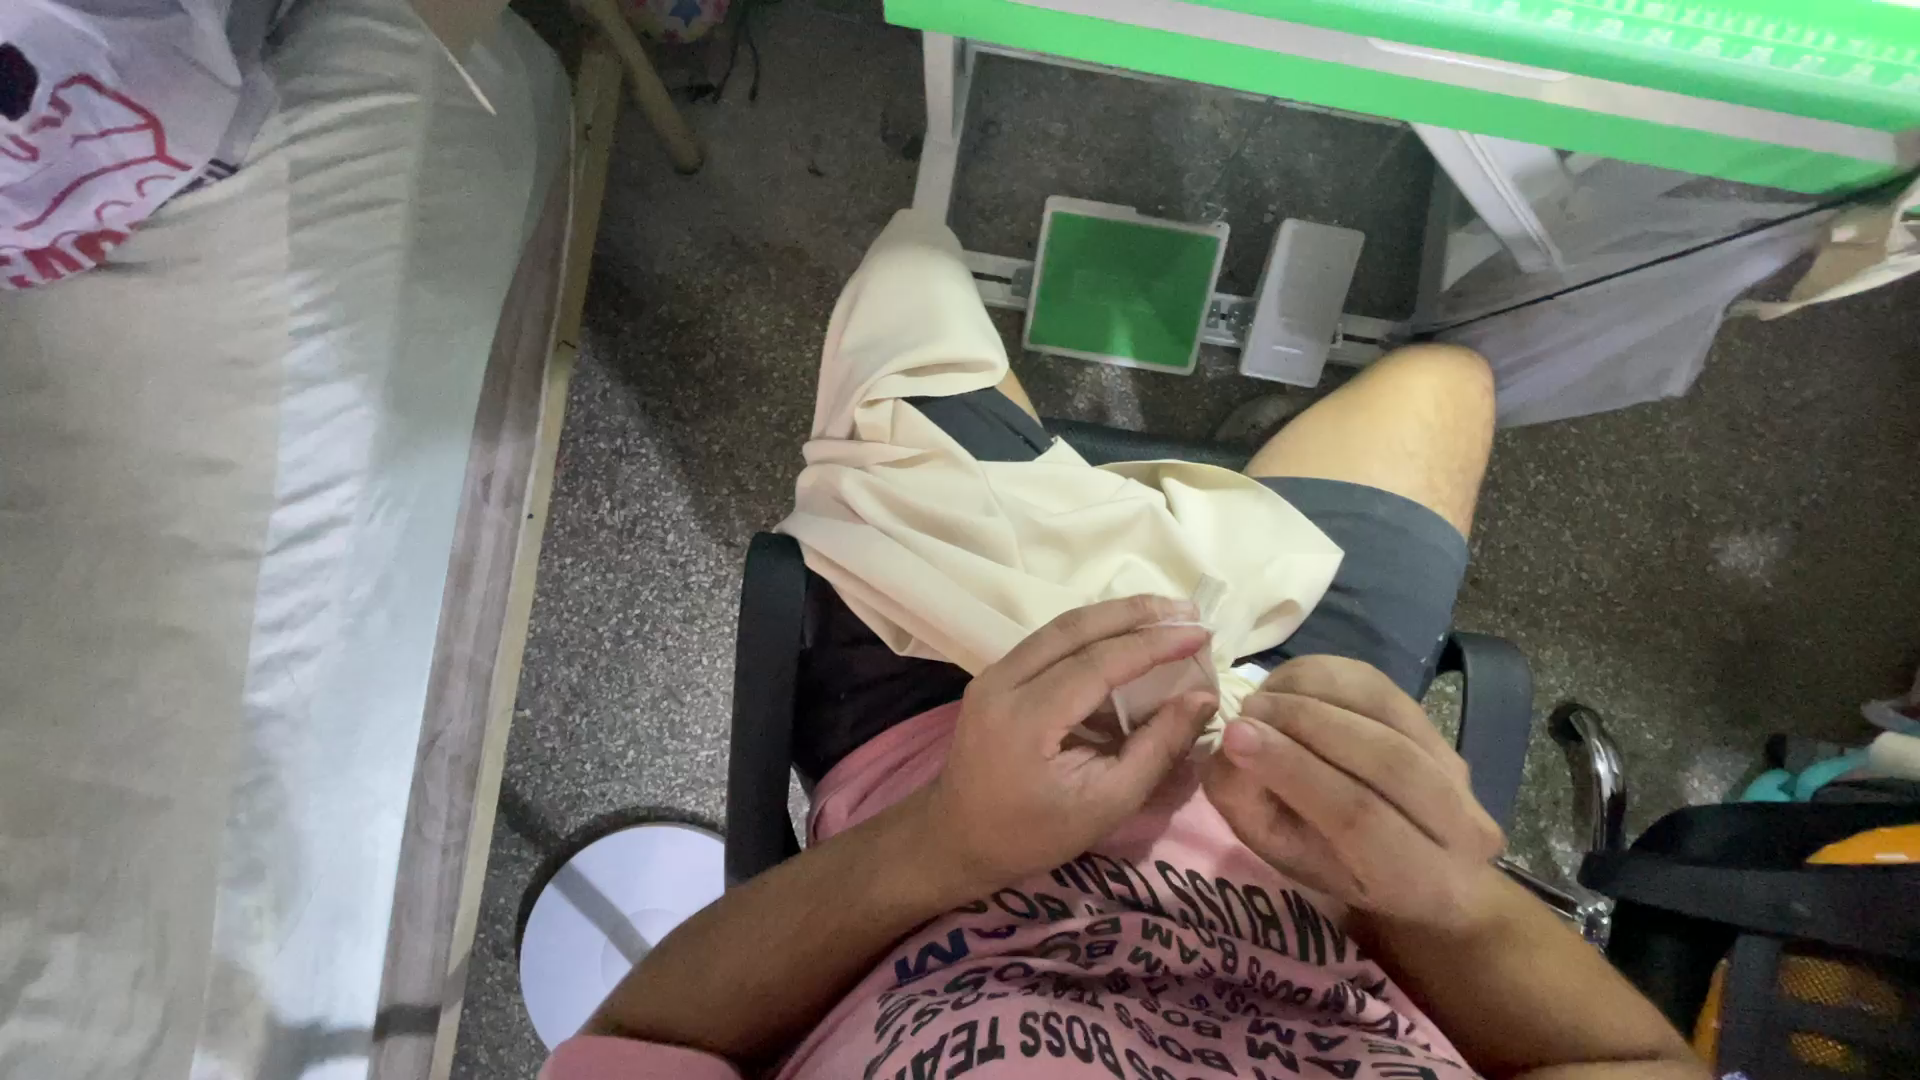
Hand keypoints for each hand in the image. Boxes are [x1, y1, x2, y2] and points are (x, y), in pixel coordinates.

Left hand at [920, 596, 1219, 891]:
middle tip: (1188, 609)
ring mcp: (993, 673)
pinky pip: (1048, 642)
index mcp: (1026, 718)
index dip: (1152, 644)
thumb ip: (1157, 747)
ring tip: (1165, 615)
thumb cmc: (1034, 833)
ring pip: (1059, 627)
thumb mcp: (1106, 803)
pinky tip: (1123, 636)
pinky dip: (1090, 633)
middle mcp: (1002, 681)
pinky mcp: (995, 675)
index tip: (1201, 632)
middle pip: (1074, 627)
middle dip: (1135, 612)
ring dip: (1113, 616)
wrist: (958, 837)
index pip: (1097, 663)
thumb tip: (1203, 698)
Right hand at [1201, 655, 1505, 933]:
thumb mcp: (1272, 848)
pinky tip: (1287, 688)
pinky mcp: (1439, 726)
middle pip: (1386, 759)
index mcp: (1417, 881)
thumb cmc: (1324, 862)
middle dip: (1303, 722)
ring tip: (1262, 700)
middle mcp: (1462, 830)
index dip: (1293, 768)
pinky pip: (1379, 684)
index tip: (1235, 734)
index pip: (1359, 817)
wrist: (1399, 858)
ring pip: (1386, 711)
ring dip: (1311, 693)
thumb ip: (1245, 800)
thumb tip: (1234, 738)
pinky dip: (1323, 676)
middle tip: (1245, 710)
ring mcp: (1459, 772)